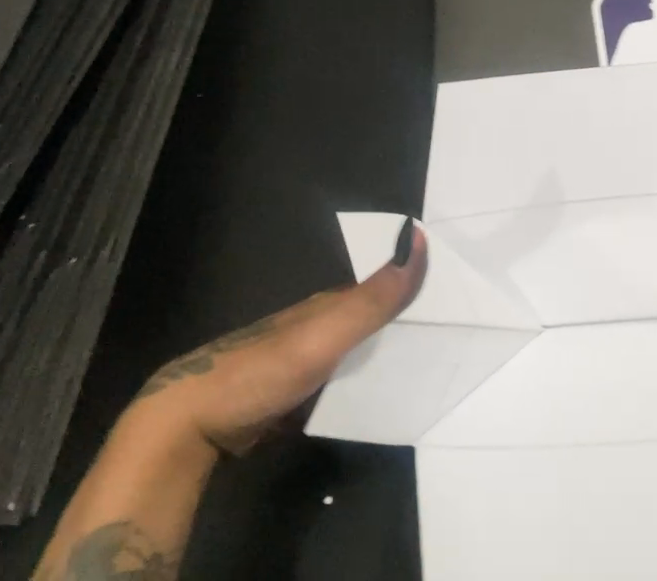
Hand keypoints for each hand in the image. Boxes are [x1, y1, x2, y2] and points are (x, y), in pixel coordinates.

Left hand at [129, 217, 429, 454]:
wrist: (196, 422)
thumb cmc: (262, 370)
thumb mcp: (325, 334)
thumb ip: (372, 299)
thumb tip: (414, 235)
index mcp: (328, 307)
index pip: (384, 289)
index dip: (417, 288)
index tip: (460, 298)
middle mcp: (318, 329)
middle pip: (372, 323)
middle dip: (407, 325)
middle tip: (457, 338)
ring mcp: (305, 365)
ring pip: (358, 356)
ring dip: (388, 359)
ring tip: (431, 371)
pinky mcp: (296, 398)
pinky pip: (343, 388)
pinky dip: (365, 389)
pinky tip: (383, 401)